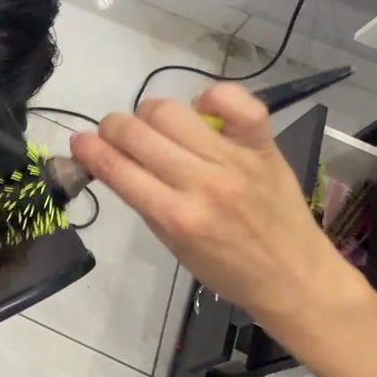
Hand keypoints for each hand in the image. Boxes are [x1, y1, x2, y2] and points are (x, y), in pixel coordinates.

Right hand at [69, 83, 365, 329]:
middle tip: (114, 138)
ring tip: (154, 128)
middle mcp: (202, 183)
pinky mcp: (262, 146)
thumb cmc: (226, 270)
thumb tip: (108, 161)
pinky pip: (236, 102)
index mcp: (175, 217)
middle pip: (135, 131)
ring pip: (170, 111)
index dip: (86, 148)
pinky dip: (211, 97)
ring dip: (147, 114)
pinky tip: (201, 110)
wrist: (296, 279)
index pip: (115, 167)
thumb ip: (141, 199)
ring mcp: (234, 160)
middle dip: (110, 128)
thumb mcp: (171, 244)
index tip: (80, 144)